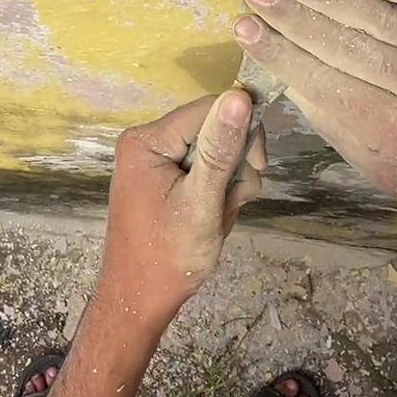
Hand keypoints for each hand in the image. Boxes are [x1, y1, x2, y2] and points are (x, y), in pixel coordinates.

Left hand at [94, 92, 264, 322]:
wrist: (140, 301)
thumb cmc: (168, 256)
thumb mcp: (202, 202)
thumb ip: (220, 149)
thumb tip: (240, 95)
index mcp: (147, 140)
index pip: (209, 109)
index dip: (240, 131)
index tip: (256, 168)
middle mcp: (147, 141)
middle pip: (213, 127)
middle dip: (234, 163)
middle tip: (232, 200)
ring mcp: (154, 160)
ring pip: (215, 150)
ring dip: (229, 182)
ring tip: (219, 215)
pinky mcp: (163, 177)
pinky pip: (203, 168)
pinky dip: (217, 191)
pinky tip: (213, 216)